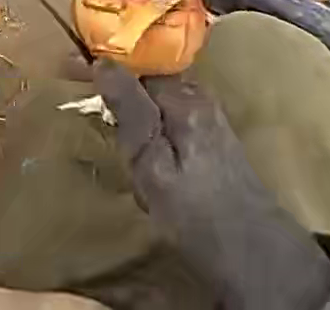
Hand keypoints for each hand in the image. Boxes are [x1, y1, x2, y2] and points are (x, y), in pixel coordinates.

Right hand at [96, 63, 329, 309]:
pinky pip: (166, 121)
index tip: (65, 66)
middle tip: (99, 124)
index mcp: (182, 96)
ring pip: (152, 102)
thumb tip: (100, 61)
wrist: (264, 268)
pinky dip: (149, 137)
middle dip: (117, 97)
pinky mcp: (211, 140)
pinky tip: (148, 169)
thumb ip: (128, 110)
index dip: (99, 64)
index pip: (131, 61)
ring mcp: (207, 118)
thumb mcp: (152, 165)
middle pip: (142, 79)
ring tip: (127, 158)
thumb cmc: (200, 216)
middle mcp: (197, 97)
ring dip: (133, 121)